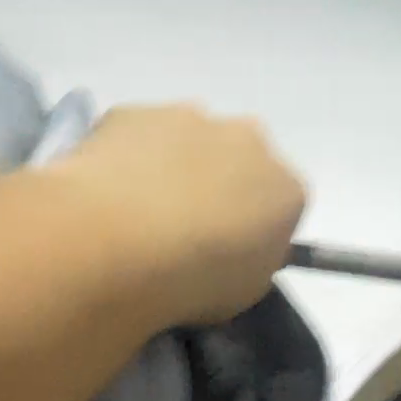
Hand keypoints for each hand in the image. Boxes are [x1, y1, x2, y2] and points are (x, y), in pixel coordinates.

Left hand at [59, 104, 304, 325]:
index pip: (285, 205)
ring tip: (146, 214)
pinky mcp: (136, 110)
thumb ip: (255, 259)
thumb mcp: (247, 290)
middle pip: (243, 161)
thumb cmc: (199, 279)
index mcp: (286, 189)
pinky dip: (133, 159)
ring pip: (192, 141)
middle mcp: (249, 140)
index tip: (237, 252)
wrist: (121, 244)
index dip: (261, 229)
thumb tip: (243, 247)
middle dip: (224, 187)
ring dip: (179, 167)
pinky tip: (114, 196)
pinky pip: (143, 136)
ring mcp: (191, 117)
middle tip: (193, 230)